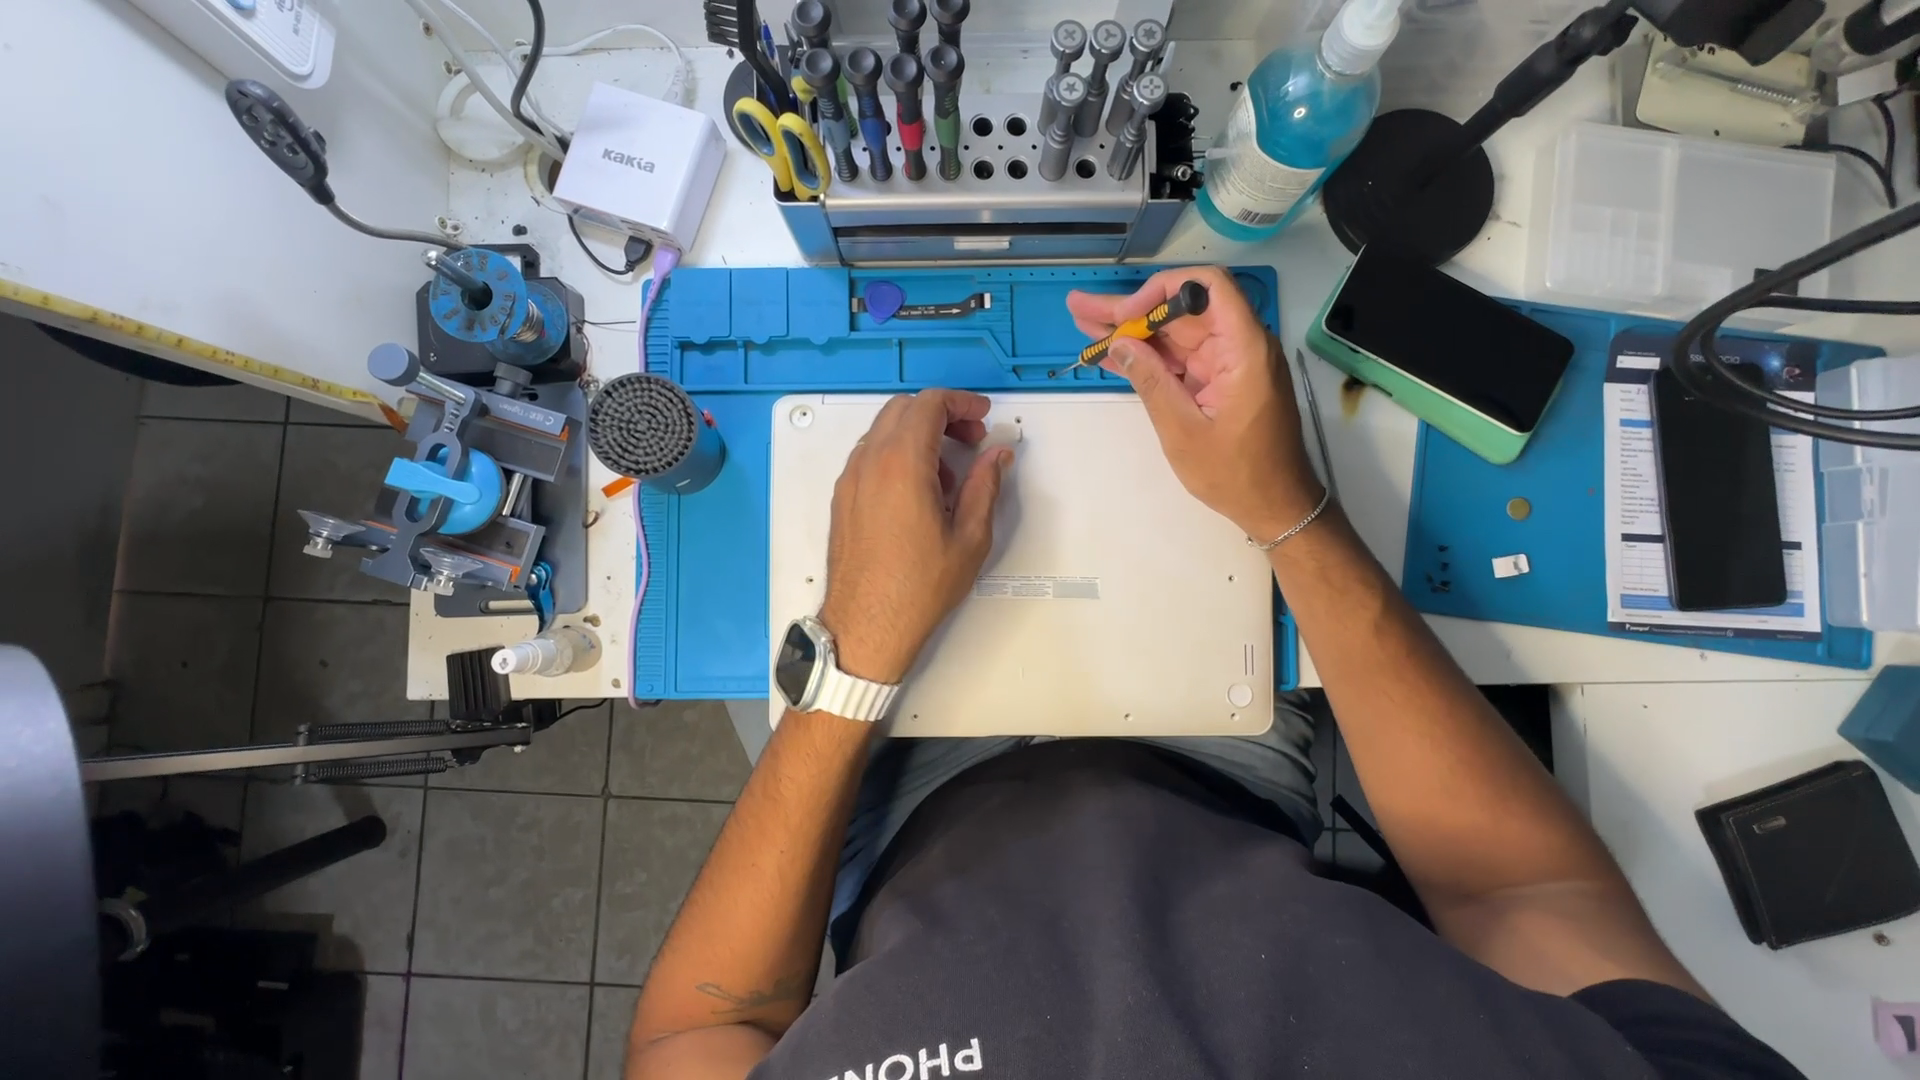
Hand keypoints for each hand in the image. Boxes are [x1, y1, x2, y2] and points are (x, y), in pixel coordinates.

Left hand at [817, 389, 1012, 683]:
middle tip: (972, 440)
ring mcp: (849, 478)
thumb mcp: (970, 538)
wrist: (866, 626)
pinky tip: (919, 492)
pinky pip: (870, 456)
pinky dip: (897, 454)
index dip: (961, 402)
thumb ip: (986, 486)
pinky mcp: (842, 498)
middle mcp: (869, 461)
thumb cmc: (920, 587)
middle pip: (903, 409)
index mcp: (902, 463)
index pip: (929, 404)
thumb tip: (997, 454)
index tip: (983, 417)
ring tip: (949, 476)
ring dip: (918, 435)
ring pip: (884, 430)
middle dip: (941, 414)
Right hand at [1067, 266, 1323, 541]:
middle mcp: (1240, 345)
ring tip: (1085, 326)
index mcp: (1244, 349)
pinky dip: (1149, 356)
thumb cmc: (1236, 473)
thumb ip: (1151, 381)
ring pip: (1176, 333)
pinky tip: (1111, 354)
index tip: (1125, 314)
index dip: (1161, 291)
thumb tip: (1119, 344)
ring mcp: (1230, 362)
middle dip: (1131, 310)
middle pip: (1182, 310)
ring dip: (1133, 331)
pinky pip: (1181, 358)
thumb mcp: (1183, 430)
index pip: (1207, 287)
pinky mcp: (1220, 380)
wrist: (1275, 505)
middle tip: (1082, 309)